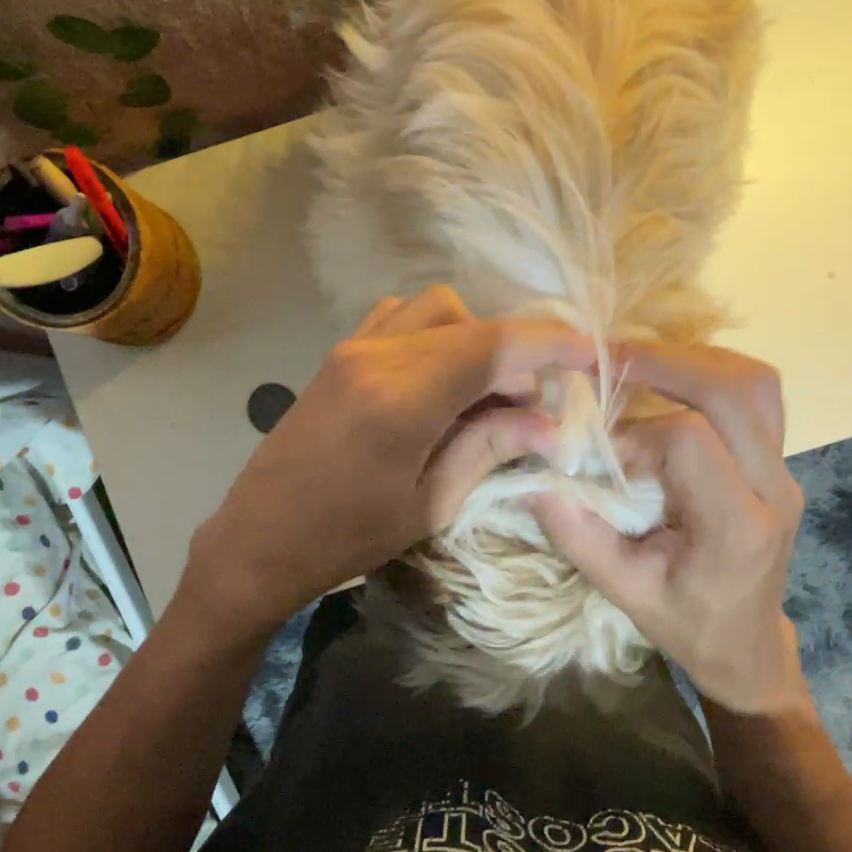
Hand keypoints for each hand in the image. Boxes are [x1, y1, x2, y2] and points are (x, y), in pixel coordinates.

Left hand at [179, 287, 593, 632]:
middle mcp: (376, 355)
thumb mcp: (428, 506)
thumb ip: (489, 451)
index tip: (593, 356)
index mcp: (403, 399)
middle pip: (471, 322)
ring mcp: (351, 348)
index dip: (552, 343)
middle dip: (515, 353)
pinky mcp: (337, 355)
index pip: (494, 344)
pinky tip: (439, 385)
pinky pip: (401, 320)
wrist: (258, 540)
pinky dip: (436, 337)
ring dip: (474, 341)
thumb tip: (550, 423)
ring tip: (482, 397)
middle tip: (527, 408)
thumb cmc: (345, 539)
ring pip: (436, 311)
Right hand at [531, 343, 807, 713]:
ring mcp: (786, 471)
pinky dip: (710, 376)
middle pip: (736, 391)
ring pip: (755, 383)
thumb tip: (531, 479)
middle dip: (668, 364)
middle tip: (609, 360)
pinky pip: (757, 397)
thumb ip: (577, 535)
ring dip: (694, 361)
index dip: (635, 434)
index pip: (689, 441)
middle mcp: (773, 489)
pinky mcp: (779, 462)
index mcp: (735, 527)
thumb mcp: (623, 591)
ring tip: (639, 365)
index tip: (601, 456)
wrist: (747, 645)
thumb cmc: (686, 624)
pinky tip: (669, 386)